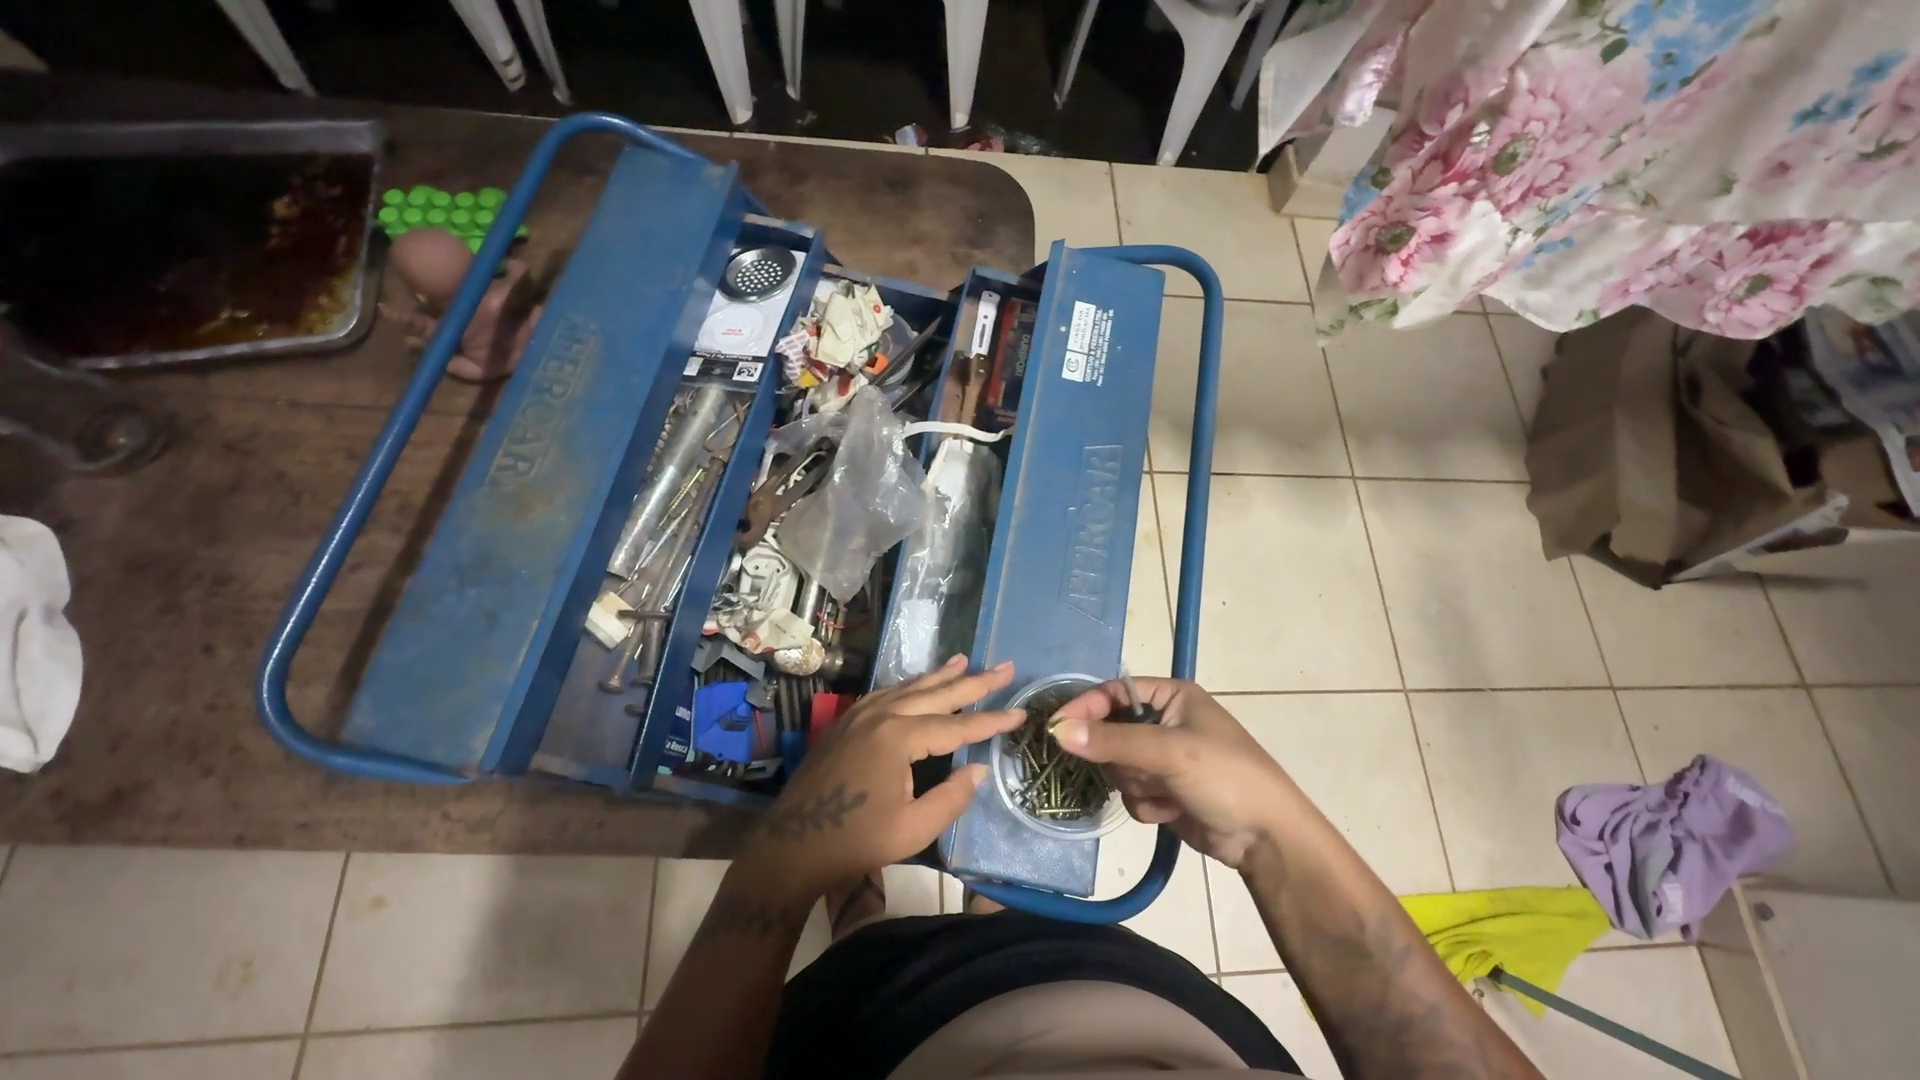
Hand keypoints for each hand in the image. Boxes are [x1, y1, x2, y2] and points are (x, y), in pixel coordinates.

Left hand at [736, 656, 1023, 902]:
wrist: (793, 845)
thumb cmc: (855, 841)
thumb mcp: (913, 829)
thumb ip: (951, 798)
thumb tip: (978, 769)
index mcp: (898, 737)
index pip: (956, 726)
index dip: (991, 721)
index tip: (1020, 713)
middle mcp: (880, 715)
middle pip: (936, 694)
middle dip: (973, 682)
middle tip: (1004, 666)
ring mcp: (859, 716)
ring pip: (908, 688)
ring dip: (940, 676)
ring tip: (965, 661)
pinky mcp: (845, 724)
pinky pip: (886, 694)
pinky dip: (909, 686)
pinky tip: (918, 685)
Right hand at [1049, 679, 1302, 867]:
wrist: (1266, 837)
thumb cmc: (1225, 777)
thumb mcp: (1169, 752)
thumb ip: (1112, 741)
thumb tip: (1057, 730)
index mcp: (1173, 697)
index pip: (1114, 692)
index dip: (1085, 708)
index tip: (1055, 729)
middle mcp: (1166, 722)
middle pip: (1111, 733)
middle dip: (1122, 760)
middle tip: (1140, 771)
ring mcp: (1164, 759)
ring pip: (1118, 768)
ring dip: (1136, 785)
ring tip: (1165, 794)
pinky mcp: (1165, 792)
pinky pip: (1131, 793)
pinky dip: (1146, 804)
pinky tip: (1172, 812)